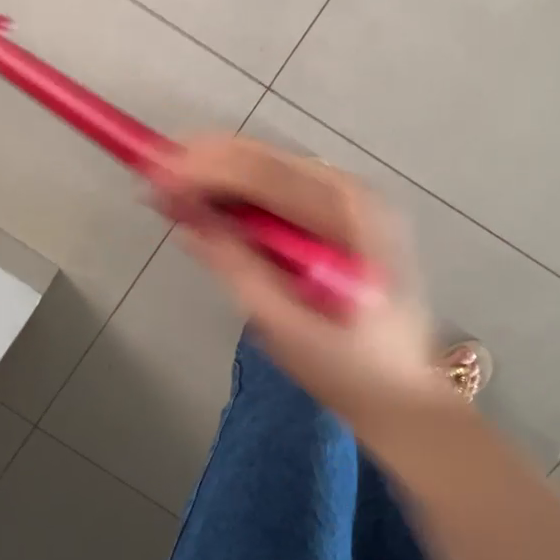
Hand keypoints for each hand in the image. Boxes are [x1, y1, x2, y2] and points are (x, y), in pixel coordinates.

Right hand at [157, 136, 448, 432]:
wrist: (405, 400)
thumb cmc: (348, 370)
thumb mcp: (283, 325)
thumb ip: (236, 265)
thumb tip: (185, 220)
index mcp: (350, 214)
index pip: (266, 172)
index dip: (205, 168)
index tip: (155, 173)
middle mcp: (354, 193)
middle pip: (269, 158)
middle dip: (208, 161)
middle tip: (154, 171)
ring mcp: (353, 202)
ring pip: (273, 168)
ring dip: (221, 171)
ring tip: (172, 180)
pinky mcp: (342, 218)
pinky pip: (283, 189)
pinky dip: (242, 190)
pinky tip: (210, 197)